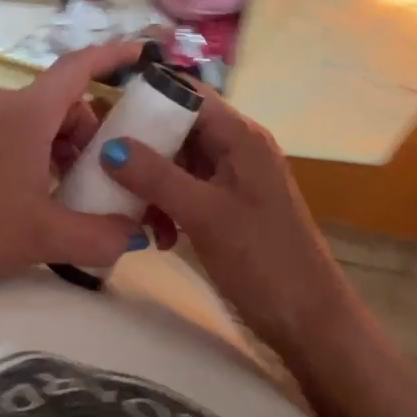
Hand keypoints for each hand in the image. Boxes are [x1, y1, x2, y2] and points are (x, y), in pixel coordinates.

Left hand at [0, 42, 151, 284]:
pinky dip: (44, 156)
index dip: (115, 57)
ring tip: (86, 196)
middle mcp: (7, 105)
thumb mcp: (42, 236)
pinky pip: (21, 135)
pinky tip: (49, 197)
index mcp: (27, 112)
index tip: (147, 54)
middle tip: (120, 174)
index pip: (79, 67)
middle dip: (98, 134)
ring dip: (70, 151)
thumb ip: (99, 235)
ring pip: (44, 123)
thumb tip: (136, 233)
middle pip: (67, 104)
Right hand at [99, 94, 348, 348]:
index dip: (146, 95)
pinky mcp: (230, 205)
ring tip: (131, 209)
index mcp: (240, 135)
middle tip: (103, 162)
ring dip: (151, 180)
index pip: (186, 91)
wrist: (313, 325)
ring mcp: (235, 177)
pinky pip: (187, 188)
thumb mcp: (203, 214)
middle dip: (142, 144)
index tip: (105, 112)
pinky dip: (167, 204)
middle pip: (178, 125)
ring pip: (178, 159)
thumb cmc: (263, 260)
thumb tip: (107, 145)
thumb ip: (154, 175)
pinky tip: (157, 235)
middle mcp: (238, 146)